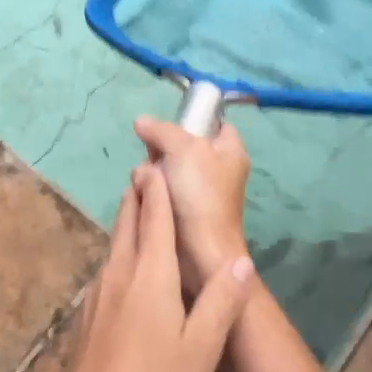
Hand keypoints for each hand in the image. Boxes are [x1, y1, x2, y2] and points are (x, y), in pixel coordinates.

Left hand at [32, 165, 253, 371]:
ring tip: (137, 208)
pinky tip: (124, 267)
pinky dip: (119, 249)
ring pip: (114, 242)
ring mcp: (99, 291)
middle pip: (126, 220)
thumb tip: (242, 257)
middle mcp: (120, 271)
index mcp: (150, 274)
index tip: (157, 161)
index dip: (156, 187)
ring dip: (126, 219)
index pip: (153, 216)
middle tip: (144, 171)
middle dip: (136, 193)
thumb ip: (222, 301)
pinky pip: (106, 265)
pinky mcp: (87, 312)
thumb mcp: (202, 349)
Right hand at [135, 116, 250, 296]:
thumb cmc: (201, 194)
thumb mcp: (183, 148)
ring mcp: (199, 191)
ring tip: (147, 180)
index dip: (194, 119)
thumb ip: (161, 130)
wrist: (201, 252)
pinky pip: (162, 189)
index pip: (216, 123)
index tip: (171, 124)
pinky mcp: (183, 209)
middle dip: (162, 148)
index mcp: (230, 150)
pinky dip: (151, 190)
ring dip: (152, 172)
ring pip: (167, 167)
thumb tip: (141, 121)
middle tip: (154, 155)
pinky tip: (145, 194)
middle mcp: (217, 168)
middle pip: (183, 144)